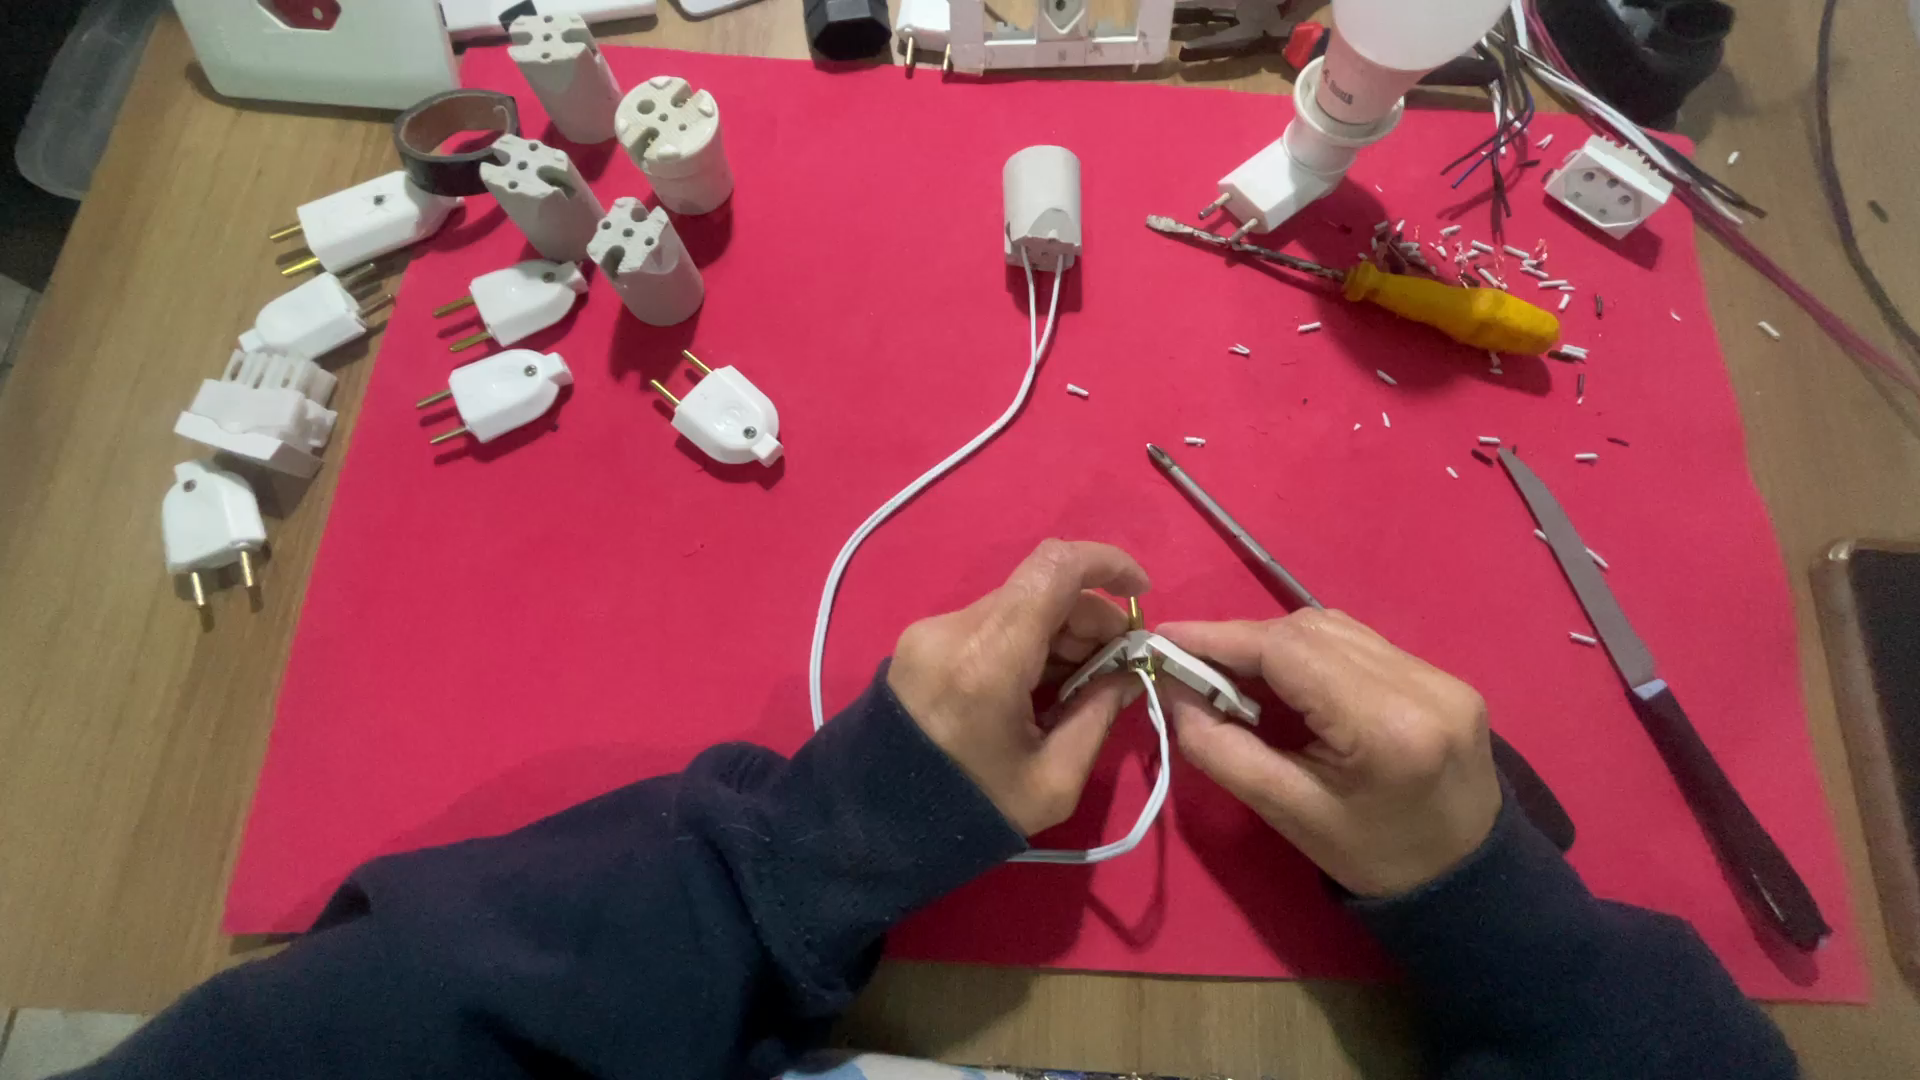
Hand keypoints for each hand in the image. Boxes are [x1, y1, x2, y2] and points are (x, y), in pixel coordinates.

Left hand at [887, 540, 1150, 835]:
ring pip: (1016, 605)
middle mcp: (955, 628)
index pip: (1055, 568)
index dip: (1108, 564)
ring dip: (1060, 633)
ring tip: (1078, 686)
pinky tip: (1037, 688)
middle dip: (1091, 620)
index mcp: (988, 658)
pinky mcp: (921, 641)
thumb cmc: (968, 813)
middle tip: (1117, 667)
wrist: (873, 827)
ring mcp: (931, 630)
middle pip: (1041, 590)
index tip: (1141, 595)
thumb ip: (1098, 714)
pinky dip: (1026, 643)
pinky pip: (990, 625)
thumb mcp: (1052, 781)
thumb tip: (1127, 673)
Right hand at [1157, 610, 1500, 896]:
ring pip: (1329, 626)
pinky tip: (1285, 677)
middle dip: (1239, 641)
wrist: (1465, 882)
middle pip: (1306, 629)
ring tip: (1235, 673)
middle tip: (1194, 665)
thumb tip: (1173, 687)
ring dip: (1271, 642)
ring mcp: (1438, 674)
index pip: (1287, 651)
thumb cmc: (1369, 856)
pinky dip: (1305, 649)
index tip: (1165, 638)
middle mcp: (1421, 683)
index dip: (1218, 637)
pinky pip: (1352, 640)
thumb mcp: (1283, 812)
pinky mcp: (1439, 674)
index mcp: (1385, 726)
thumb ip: (1218, 747)